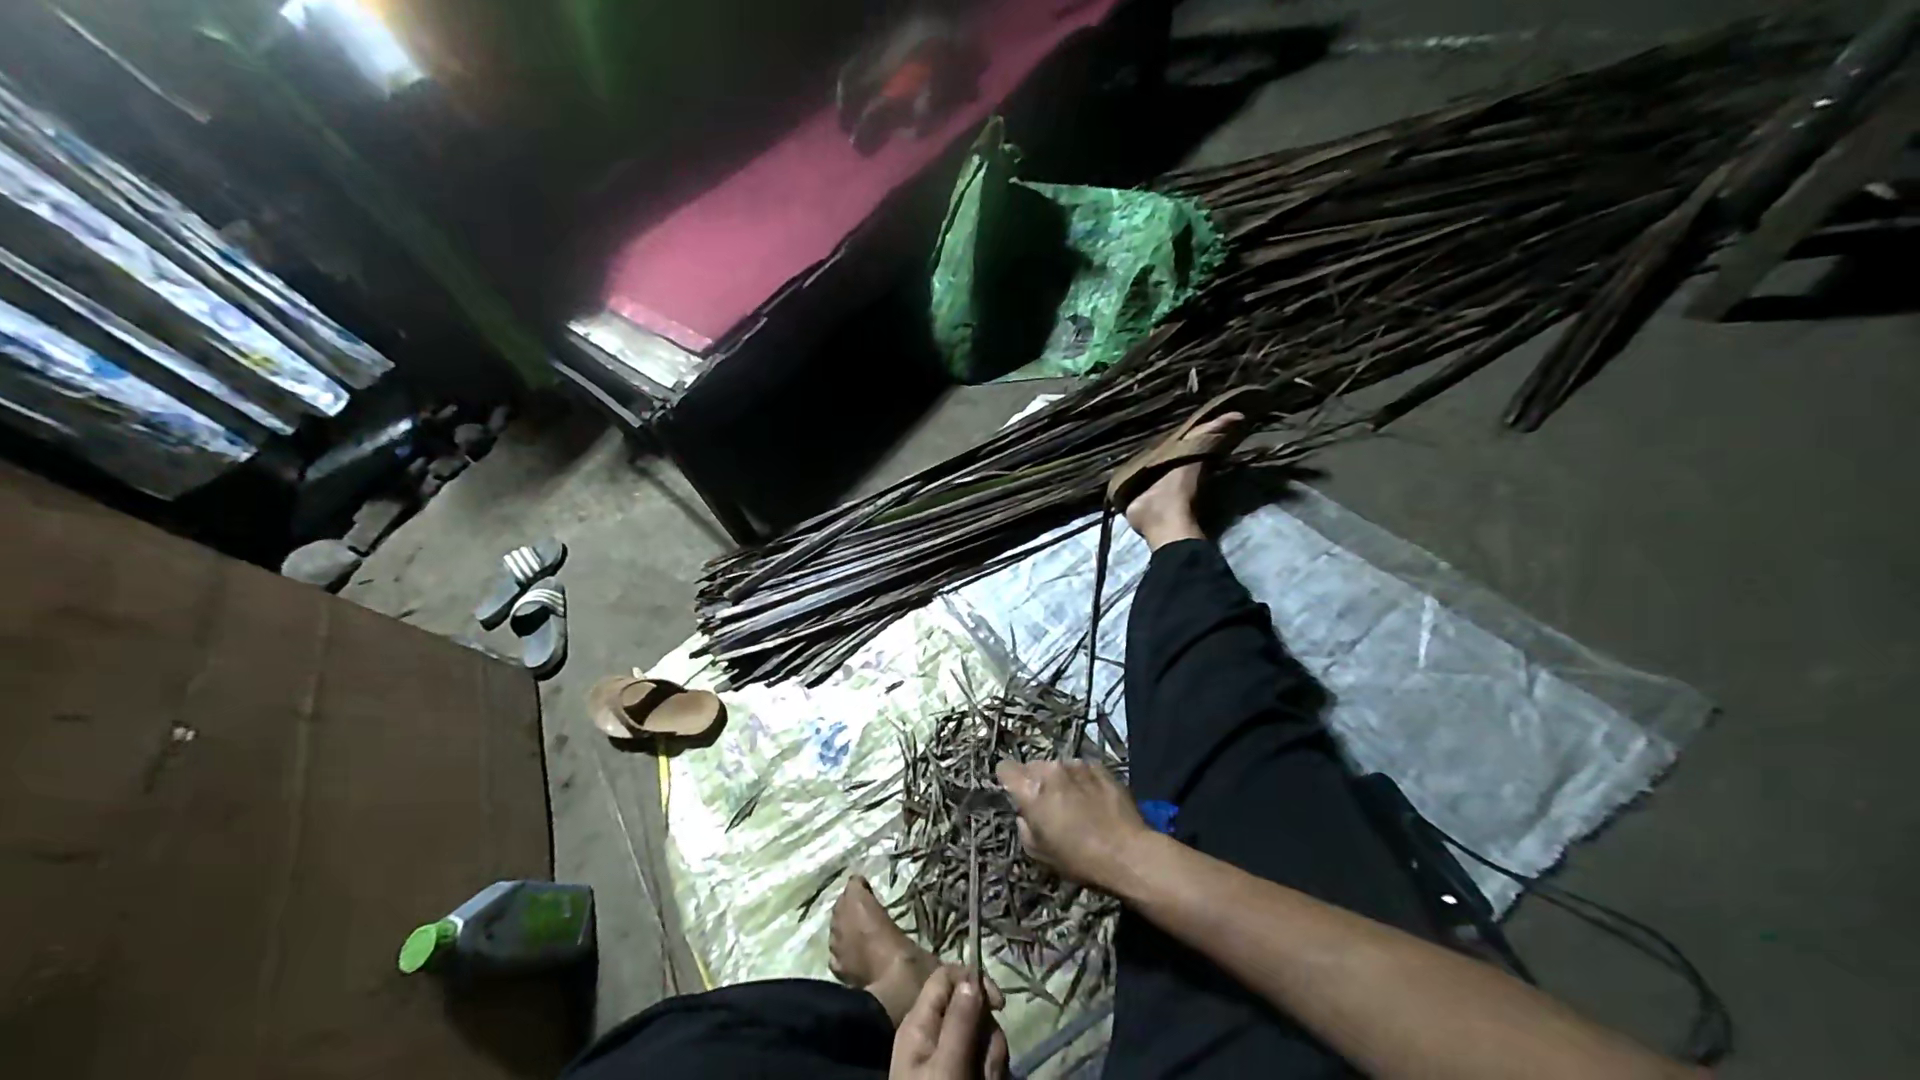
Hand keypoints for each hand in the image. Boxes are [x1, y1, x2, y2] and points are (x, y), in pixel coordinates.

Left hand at [890, 966, 1007, 1079]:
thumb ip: (960, 1021)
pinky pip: (982, 1060)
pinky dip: (990, 1074)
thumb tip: (973, 978)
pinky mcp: (958, 1074)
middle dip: (989, 1035)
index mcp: (920, 1021)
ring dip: (992, 1060)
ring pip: (982, 1036)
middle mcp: (932, 1033)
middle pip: (971, 1008)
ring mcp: (945, 1055)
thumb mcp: (946, 1067)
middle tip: (988, 1070)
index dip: (974, 981)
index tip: (999, 1005)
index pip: (947, 977)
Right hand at [996, 759, 1150, 887]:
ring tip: (1075, 803)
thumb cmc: (1079, 858)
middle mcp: (1051, 770)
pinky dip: (1082, 780)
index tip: (1017, 793)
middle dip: (1036, 782)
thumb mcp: (1039, 852)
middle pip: (1033, 767)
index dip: (1009, 780)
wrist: (1128, 853)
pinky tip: (1094, 800)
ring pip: (1058, 767)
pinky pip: (1082, 769)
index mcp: (1031, 790)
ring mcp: (1078, 765)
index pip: (1005, 769)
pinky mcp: (1100, 767)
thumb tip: (1025, 814)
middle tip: (1049, 805)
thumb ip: (1024, 826)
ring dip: (1061, 780)